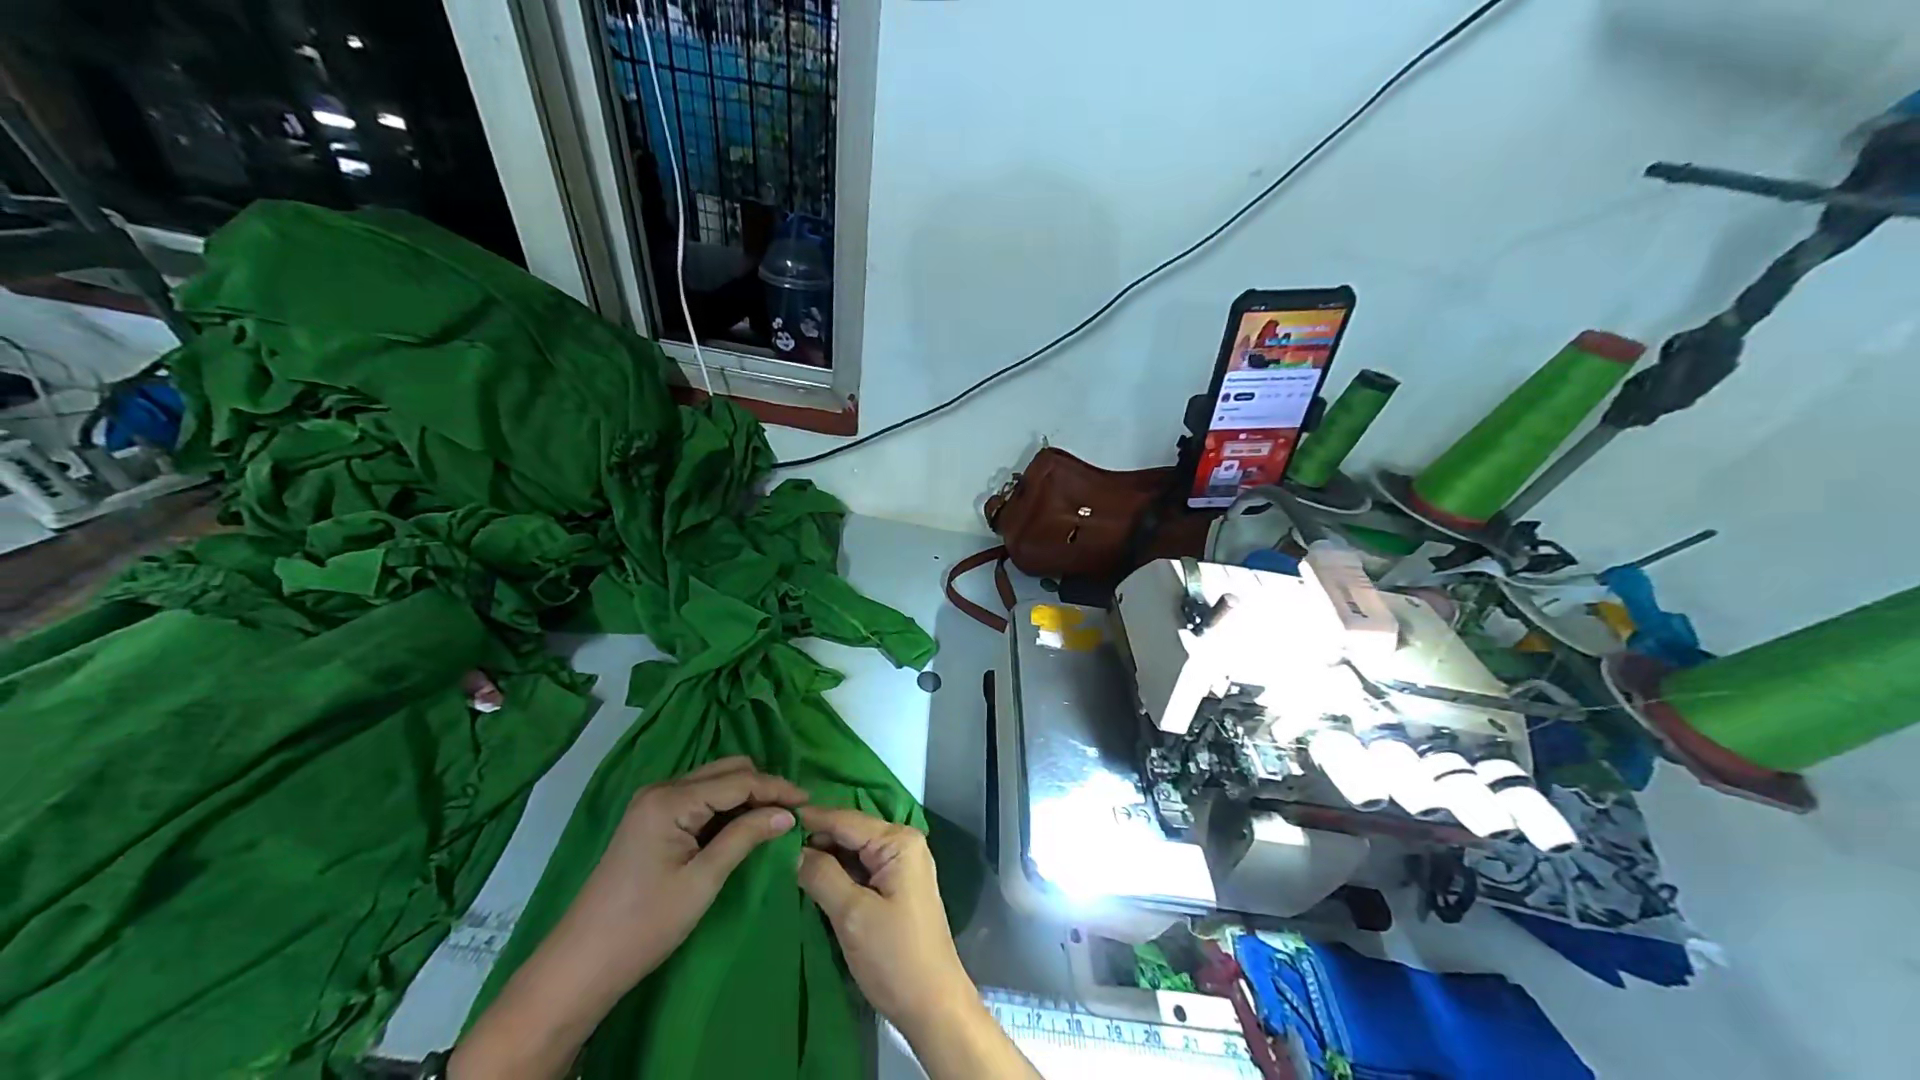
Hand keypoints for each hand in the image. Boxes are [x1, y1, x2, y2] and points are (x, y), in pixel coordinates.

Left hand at [561, 755, 807, 991]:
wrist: (581, 964)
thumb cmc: (645, 924)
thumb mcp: (703, 880)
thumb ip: (745, 837)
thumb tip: (787, 814)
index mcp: (671, 800)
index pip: (738, 780)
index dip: (777, 788)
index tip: (809, 802)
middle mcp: (662, 789)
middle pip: (726, 771)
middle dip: (762, 786)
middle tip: (793, 812)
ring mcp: (653, 803)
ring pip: (713, 782)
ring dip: (745, 795)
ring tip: (775, 818)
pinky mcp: (651, 820)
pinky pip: (699, 799)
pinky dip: (725, 807)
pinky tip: (743, 825)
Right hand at [796, 807, 1039, 1079]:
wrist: (933, 1005)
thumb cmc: (895, 957)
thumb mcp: (852, 914)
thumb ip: (822, 875)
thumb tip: (792, 850)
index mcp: (898, 841)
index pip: (845, 819)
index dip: (809, 819)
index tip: (772, 819)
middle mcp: (902, 844)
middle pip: (849, 832)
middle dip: (814, 837)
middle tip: (771, 844)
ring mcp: (900, 866)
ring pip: (852, 851)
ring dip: (823, 856)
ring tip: (781, 858)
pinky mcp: (894, 888)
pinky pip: (859, 869)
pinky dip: (836, 873)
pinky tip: (808, 878)